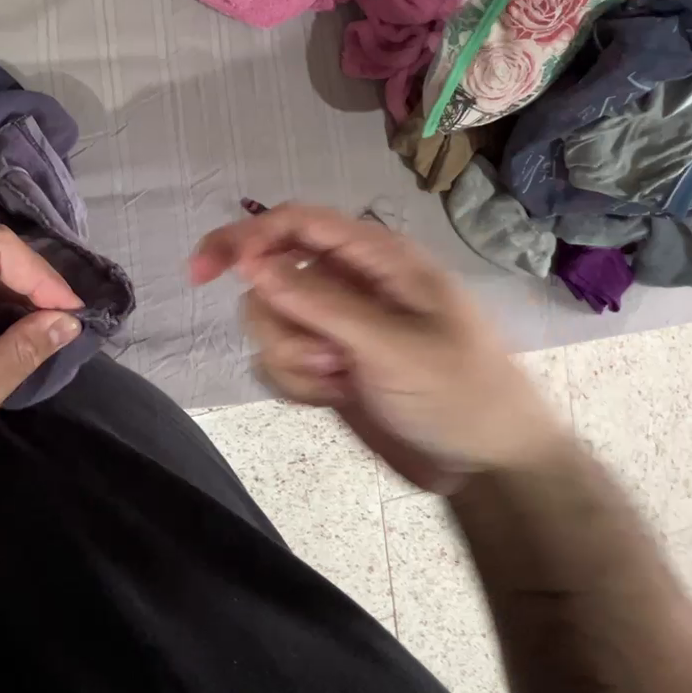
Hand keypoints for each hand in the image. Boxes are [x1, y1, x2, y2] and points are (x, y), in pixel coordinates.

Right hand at [191, 203, 567, 492]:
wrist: (486, 468)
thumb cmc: (459, 394)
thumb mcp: (392, 345)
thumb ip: (319, 302)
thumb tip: (251, 262)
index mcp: (375, 259)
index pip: (294, 224)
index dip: (244, 237)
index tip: (205, 272)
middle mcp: (348, 283)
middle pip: (268, 277)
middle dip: (281, 323)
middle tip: (324, 358)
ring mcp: (334, 325)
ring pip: (266, 321)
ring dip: (289, 358)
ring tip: (338, 382)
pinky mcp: (324, 363)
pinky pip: (274, 359)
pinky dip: (293, 382)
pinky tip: (332, 398)